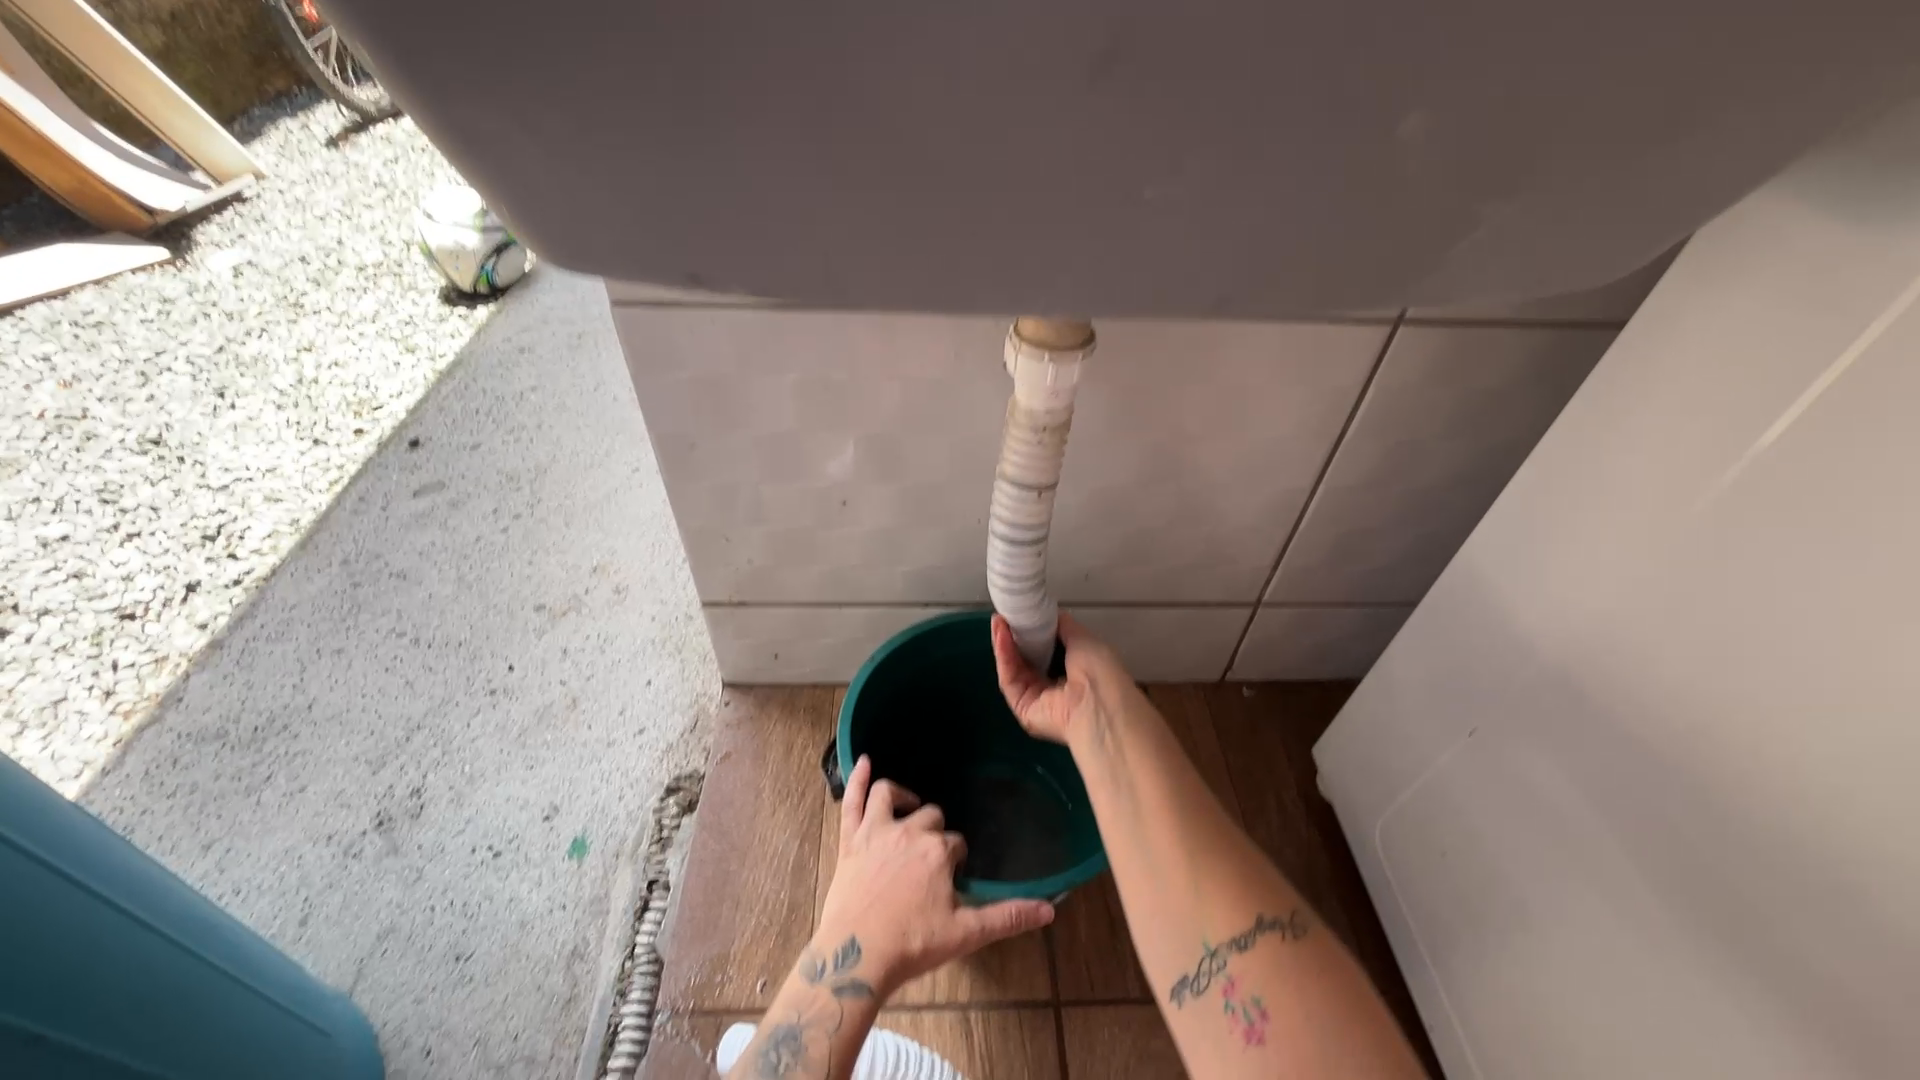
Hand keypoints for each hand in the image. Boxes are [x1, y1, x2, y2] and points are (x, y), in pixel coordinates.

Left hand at [817, 756, 1054, 995]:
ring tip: (909, 806)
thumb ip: (1007, 916)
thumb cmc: (912, 945)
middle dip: (935, 831)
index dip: (957, 859)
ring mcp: (875, 831)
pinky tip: (864, 761)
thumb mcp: (966, 933)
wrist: (856, 956)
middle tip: (931, 858)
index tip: (953, 878)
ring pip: (889, 795)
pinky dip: (858, 778)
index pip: (957, 843)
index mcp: (938, 852)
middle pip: (930, 817)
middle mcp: (909, 832)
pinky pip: (852, 800)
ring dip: (902, 796)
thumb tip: (1050, 910)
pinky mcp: (850, 839)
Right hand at [991, 611, 1136, 744]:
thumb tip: (1050, 613)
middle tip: (1004, 617)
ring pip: (1015, 669)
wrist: (1099, 705)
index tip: (1022, 614)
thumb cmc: (1099, 671)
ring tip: (998, 622)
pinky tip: (1000, 636)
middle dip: (1015, 637)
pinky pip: (1010, 680)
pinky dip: (1004, 657)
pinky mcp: (1022, 709)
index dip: (1033, 632)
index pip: (1047, 651)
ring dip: (1005, 644)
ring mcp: (1037, 700)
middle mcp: (1055, 688)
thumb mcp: (1084, 639)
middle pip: (1027, 660)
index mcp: (1074, 673)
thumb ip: (1064, 626)